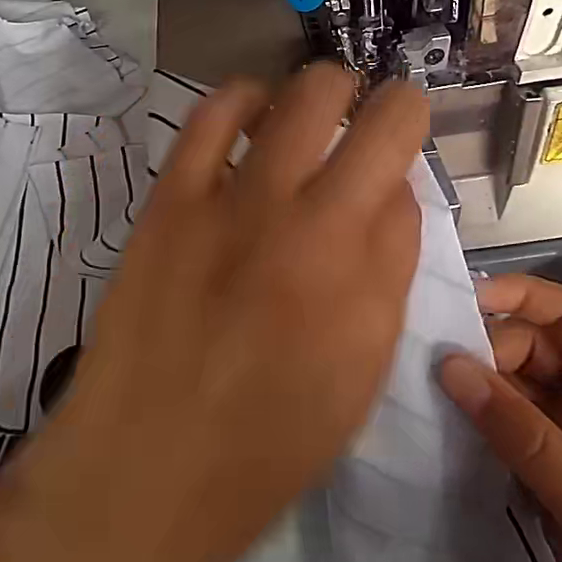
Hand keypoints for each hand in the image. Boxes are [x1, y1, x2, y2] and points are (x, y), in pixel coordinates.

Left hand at [0, 65, 429, 561]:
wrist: (148, 467)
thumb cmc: (271, 439)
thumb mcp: (364, 368)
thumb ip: (389, 270)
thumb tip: (391, 192)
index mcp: (368, 275)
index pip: (411, 170)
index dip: (413, 143)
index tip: (398, 151)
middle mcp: (311, 224)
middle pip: (371, 113)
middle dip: (382, 104)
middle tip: (365, 126)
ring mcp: (234, 204)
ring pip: (301, 96)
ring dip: (322, 93)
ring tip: (311, 117)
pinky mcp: (171, 201)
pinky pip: (212, 115)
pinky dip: (244, 100)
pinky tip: (251, 114)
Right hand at [439, 275, 561, 561]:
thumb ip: (529, 441)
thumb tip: (451, 365)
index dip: (521, 300)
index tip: (458, 300)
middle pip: (541, 358)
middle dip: (490, 352)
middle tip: (433, 369)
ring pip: (522, 404)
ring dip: (479, 395)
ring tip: (423, 392)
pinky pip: (515, 450)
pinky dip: (481, 438)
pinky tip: (442, 436)